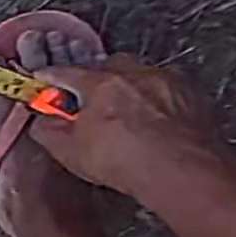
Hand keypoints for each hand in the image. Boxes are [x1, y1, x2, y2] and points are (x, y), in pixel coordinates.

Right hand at [30, 55, 227, 197]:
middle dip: (94, 79)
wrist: (180, 171)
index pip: (66, 72)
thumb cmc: (121, 158)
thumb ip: (47, 129)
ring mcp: (170, 84)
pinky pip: (163, 91)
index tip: (42, 81)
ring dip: (126, 90)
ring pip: (140, 77)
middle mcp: (138, 75)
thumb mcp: (65, 149)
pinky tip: (146, 123)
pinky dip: (150, 101)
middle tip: (84, 101)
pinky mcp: (194, 97)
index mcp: (102, 83)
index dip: (49, 77)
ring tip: (118, 114)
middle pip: (109, 66)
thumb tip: (41, 119)